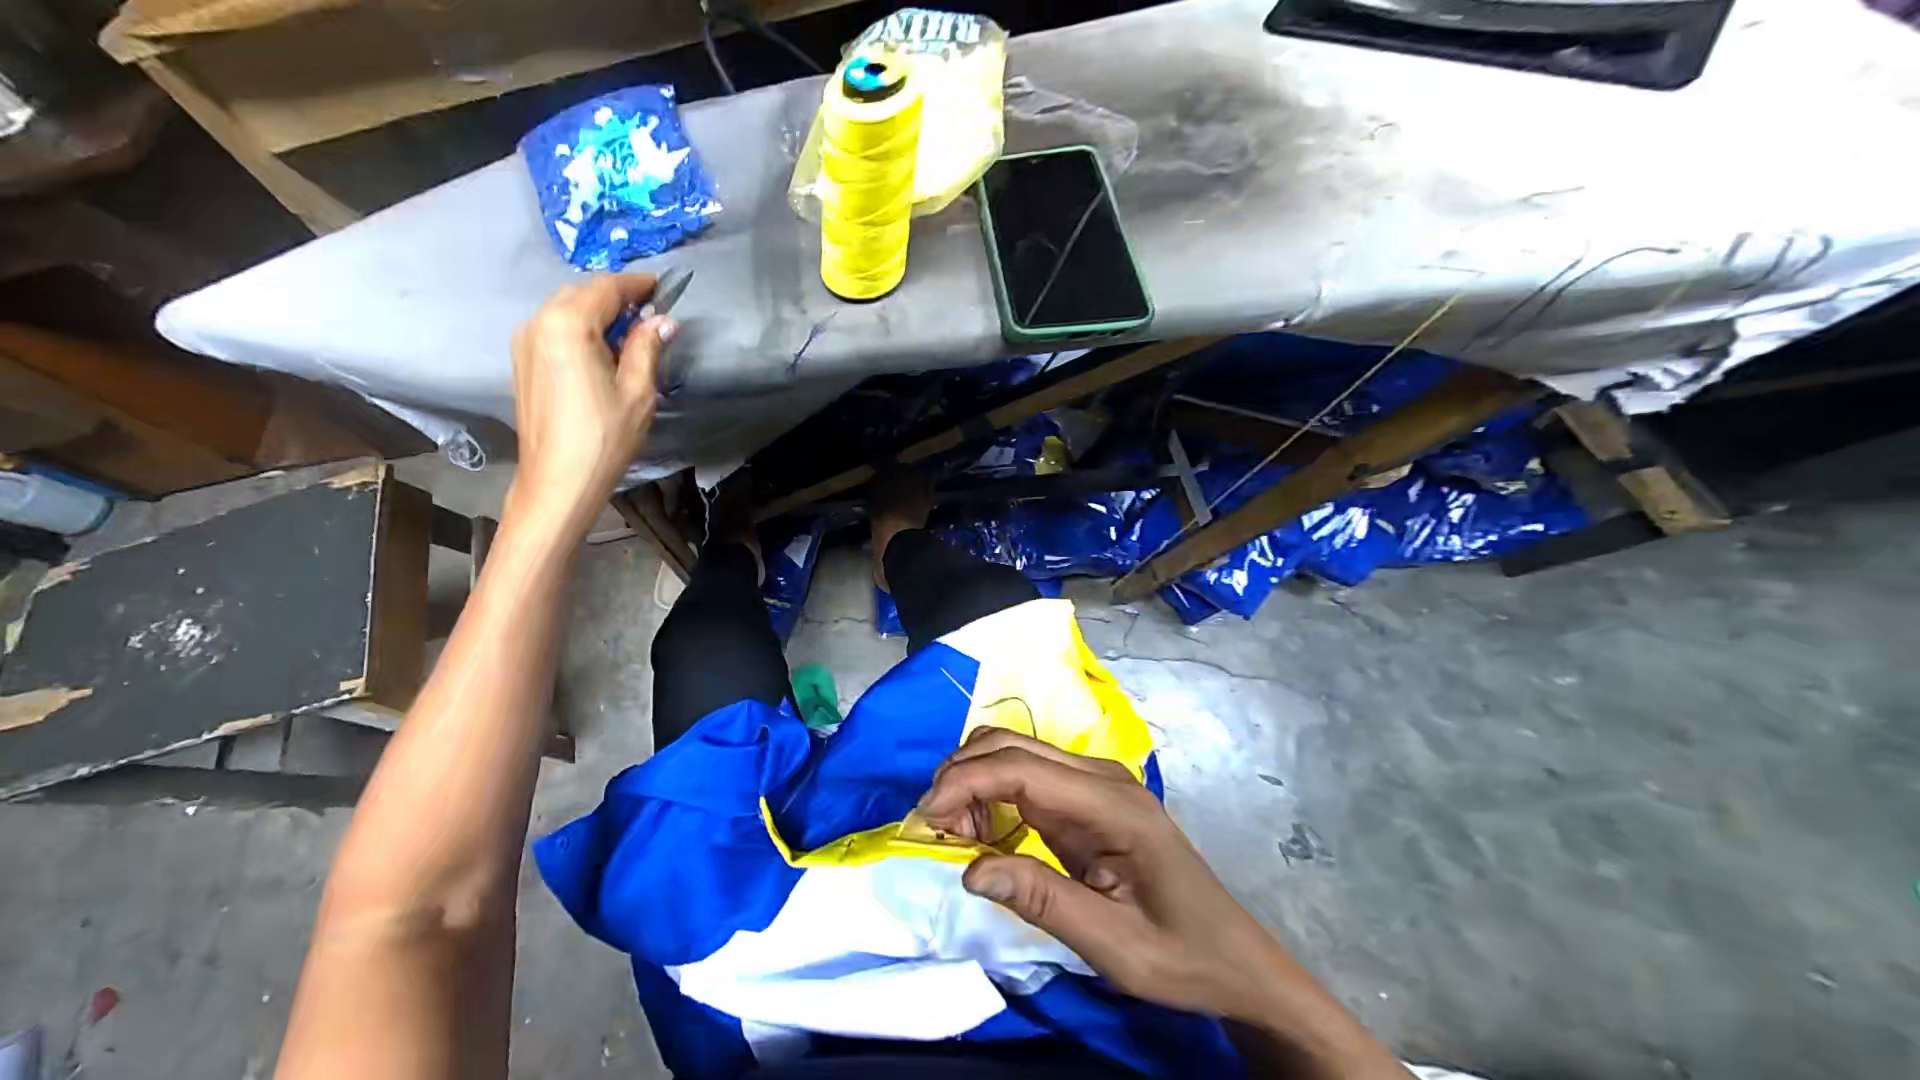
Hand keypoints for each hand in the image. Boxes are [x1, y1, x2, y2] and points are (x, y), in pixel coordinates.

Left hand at [507, 274, 675, 534]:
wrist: (558, 480)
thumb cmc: (604, 437)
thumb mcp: (638, 391)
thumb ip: (647, 347)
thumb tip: (662, 320)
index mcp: (568, 324)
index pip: (606, 288)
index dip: (636, 285)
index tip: (662, 287)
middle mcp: (538, 322)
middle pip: (581, 293)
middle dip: (616, 297)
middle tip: (650, 314)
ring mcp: (524, 341)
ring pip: (565, 309)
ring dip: (598, 314)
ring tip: (630, 335)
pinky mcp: (522, 361)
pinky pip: (554, 329)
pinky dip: (580, 329)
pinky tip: (602, 352)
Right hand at [916, 728, 1298, 1020]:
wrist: (1235, 960)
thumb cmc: (1181, 955)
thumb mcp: (1114, 946)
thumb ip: (1042, 901)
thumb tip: (970, 870)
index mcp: (1112, 805)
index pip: (1021, 766)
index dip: (965, 782)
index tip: (926, 820)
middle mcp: (1101, 778)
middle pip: (1012, 746)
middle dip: (961, 776)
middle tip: (935, 831)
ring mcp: (1096, 783)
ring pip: (1015, 755)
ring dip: (973, 783)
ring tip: (956, 836)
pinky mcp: (1088, 799)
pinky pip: (1027, 778)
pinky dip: (991, 794)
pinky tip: (983, 831)